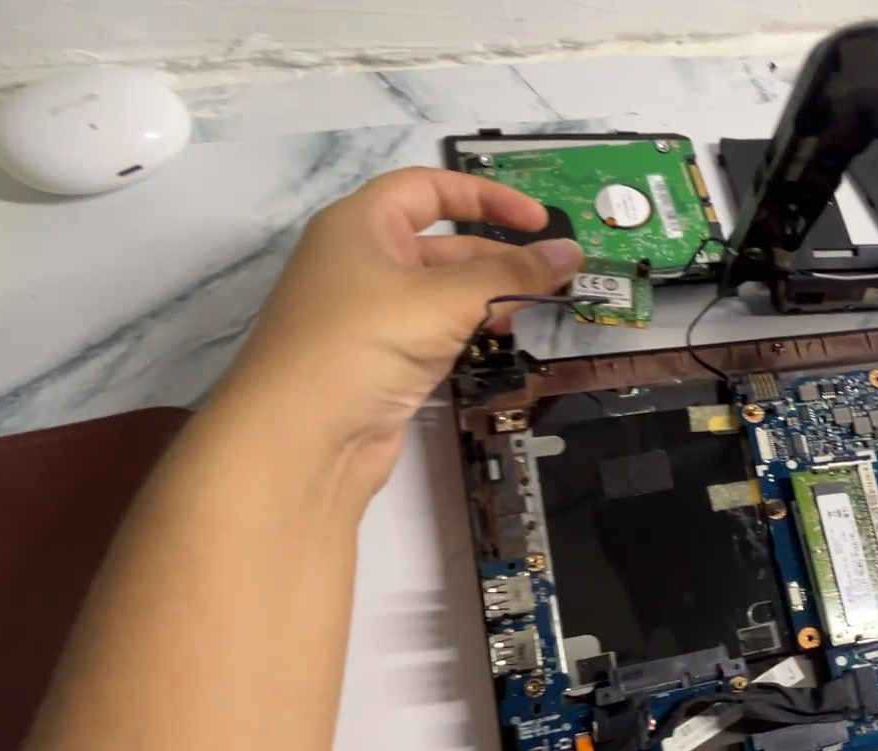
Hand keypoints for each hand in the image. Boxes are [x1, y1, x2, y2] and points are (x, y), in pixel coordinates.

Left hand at [212, 167, 582, 489]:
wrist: (305, 435)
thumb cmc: (365, 343)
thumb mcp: (445, 300)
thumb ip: (512, 275)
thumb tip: (572, 252)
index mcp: (362, 225)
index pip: (429, 189)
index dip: (486, 197)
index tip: (540, 221)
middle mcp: (365, 261)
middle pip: (443, 244)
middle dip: (499, 255)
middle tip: (553, 275)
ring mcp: (373, 312)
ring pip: (444, 291)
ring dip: (489, 295)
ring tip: (535, 309)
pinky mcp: (384, 356)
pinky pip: (437, 328)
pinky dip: (471, 327)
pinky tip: (500, 340)